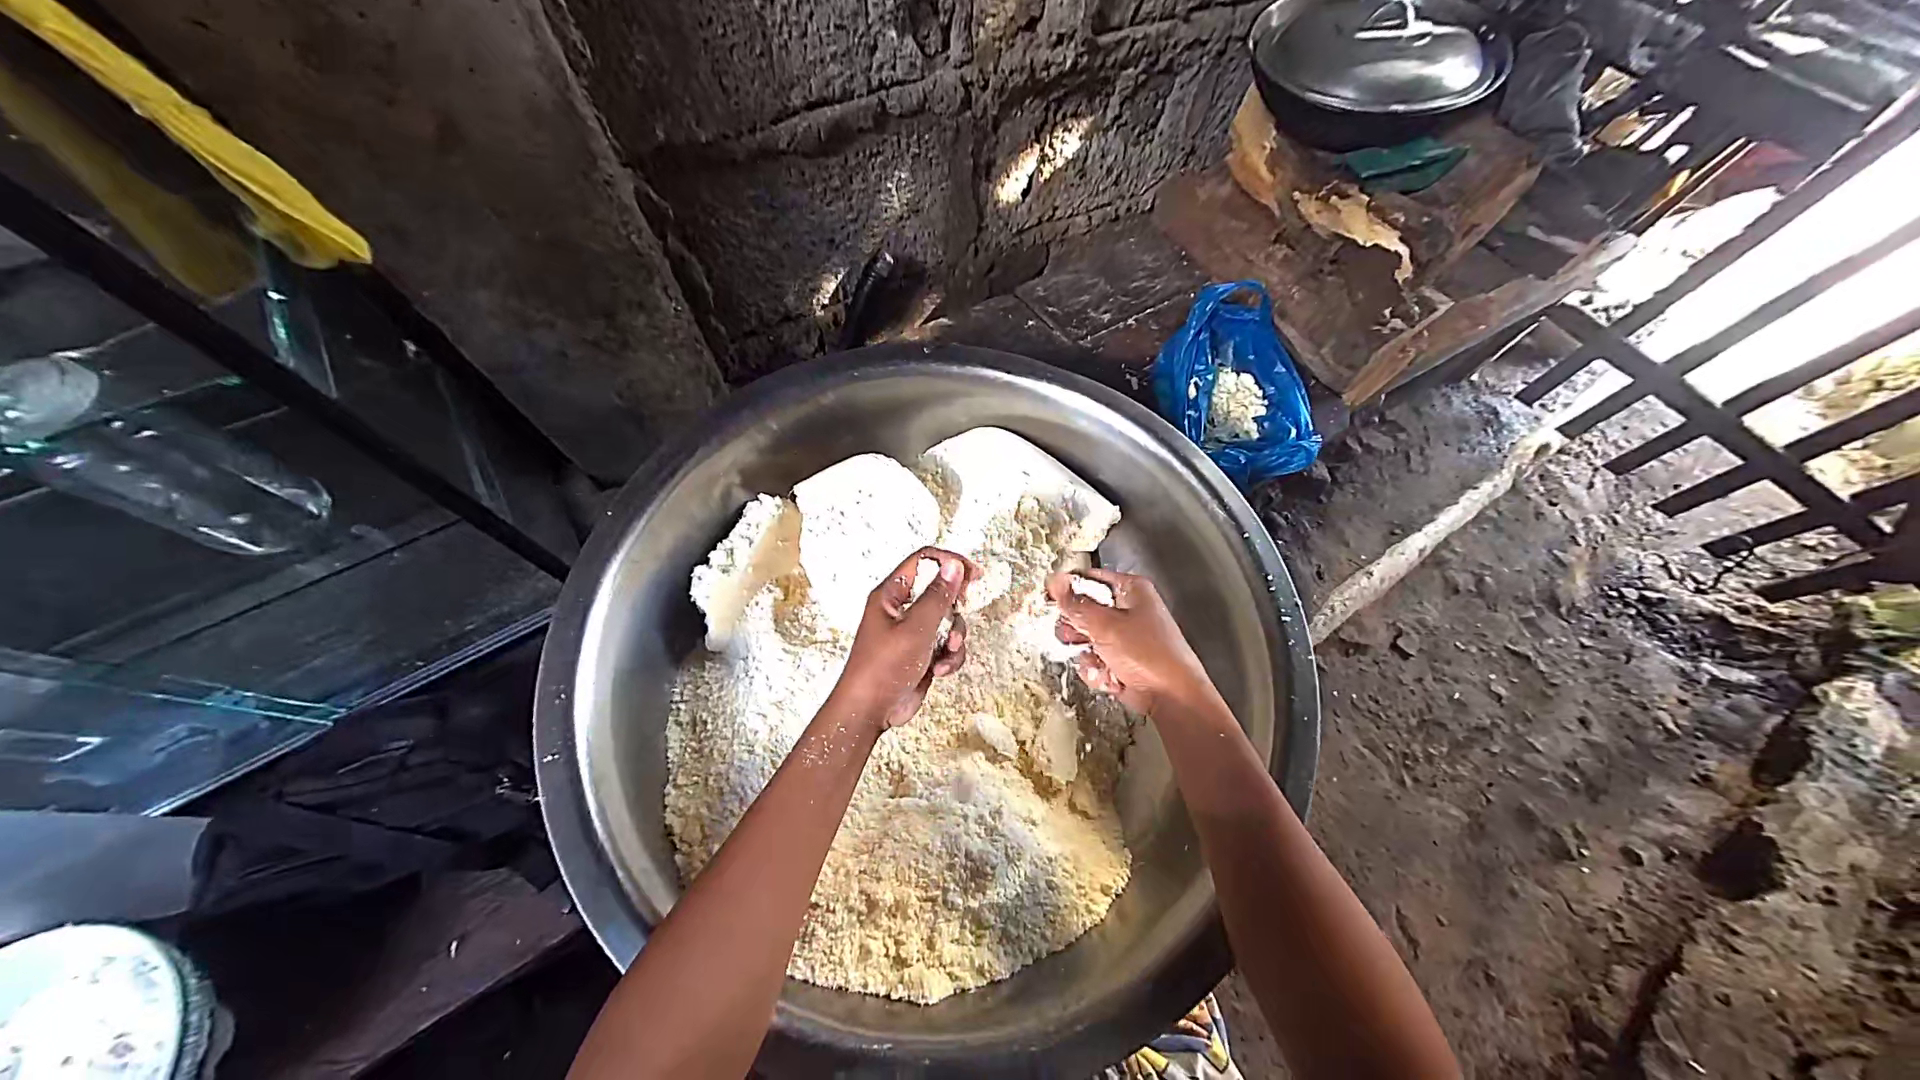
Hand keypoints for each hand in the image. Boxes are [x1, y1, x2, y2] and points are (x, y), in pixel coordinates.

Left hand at [833, 547, 977, 730]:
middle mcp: (902, 610)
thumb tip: (954, 567)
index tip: (972, 573)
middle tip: (958, 614)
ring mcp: (913, 632)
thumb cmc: (881, 668)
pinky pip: (948, 645)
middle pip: (940, 591)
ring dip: (955, 636)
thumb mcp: (916, 628)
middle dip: (955, 607)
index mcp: (891, 595)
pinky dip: (950, 657)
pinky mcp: (922, 653)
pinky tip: (940, 669)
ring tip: (947, 649)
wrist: (871, 710)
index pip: (923, 562)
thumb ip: (938, 596)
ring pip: (949, 621)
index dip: (949, 563)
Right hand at [1047, 568, 1213, 715]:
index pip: (1090, 579)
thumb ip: (1076, 604)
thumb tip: (1056, 582)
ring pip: (1085, 639)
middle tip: (1076, 637)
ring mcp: (1124, 637)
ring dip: (1087, 655)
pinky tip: (1111, 677)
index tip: (1050, 598)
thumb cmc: (1149, 655)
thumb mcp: (1106, 625)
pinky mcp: (1121, 660)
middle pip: (1083, 611)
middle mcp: (1128, 610)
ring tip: (1100, 662)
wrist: (1172, 697)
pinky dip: (1098, 671)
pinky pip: (1094, 660)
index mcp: (1131, 590)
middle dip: (1076, 630)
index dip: (1068, 588)